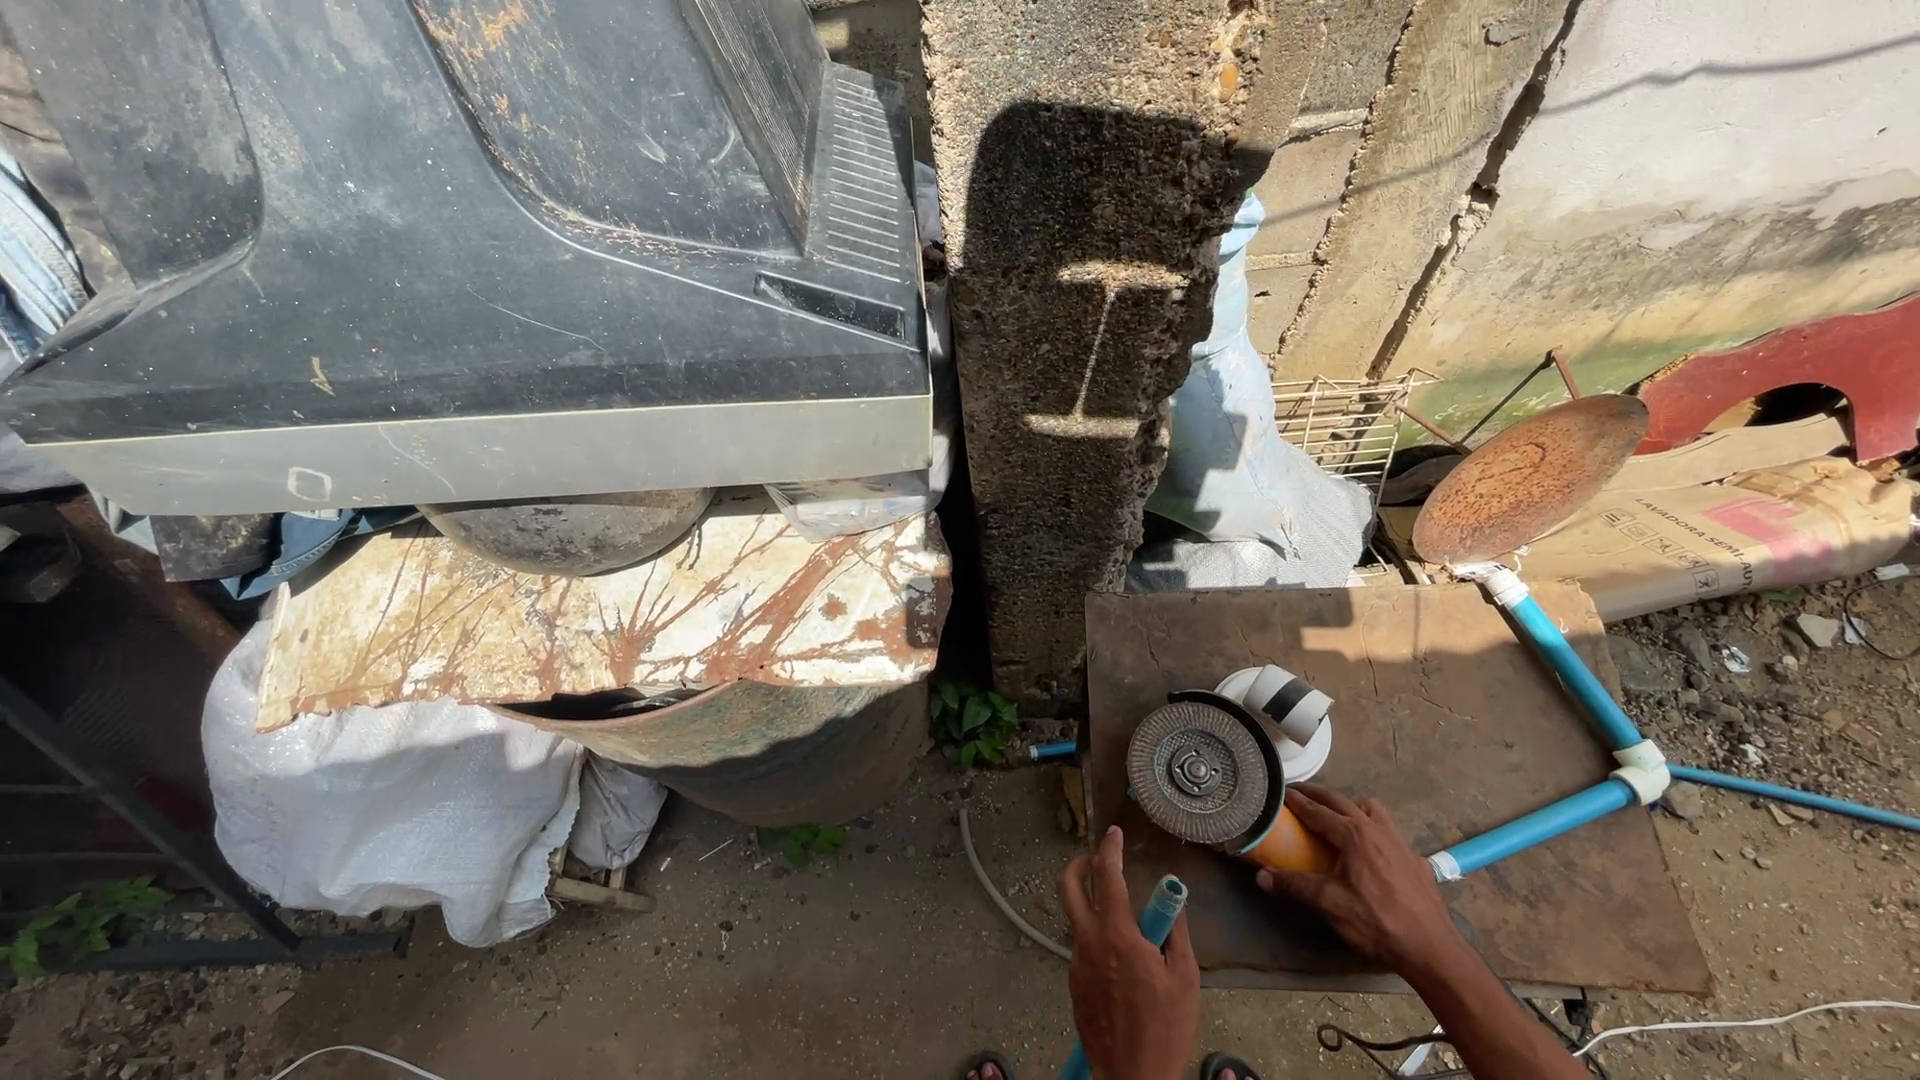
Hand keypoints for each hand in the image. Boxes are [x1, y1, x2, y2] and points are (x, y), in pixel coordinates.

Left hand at [1059, 825, 1199, 1079]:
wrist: (1131, 1076)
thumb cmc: (1164, 1028)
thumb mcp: (1185, 978)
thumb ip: (1175, 933)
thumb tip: (1171, 901)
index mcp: (1116, 936)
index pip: (1107, 877)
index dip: (1109, 849)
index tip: (1114, 833)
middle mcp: (1088, 942)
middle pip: (1068, 887)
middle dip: (1078, 864)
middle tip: (1095, 860)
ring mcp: (1076, 963)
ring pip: (1078, 920)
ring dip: (1095, 909)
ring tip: (1130, 929)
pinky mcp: (1073, 984)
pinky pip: (1084, 950)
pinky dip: (1099, 941)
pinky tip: (1124, 964)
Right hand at [1254, 783, 1461, 974]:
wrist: (1432, 949)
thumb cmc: (1377, 922)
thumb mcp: (1330, 904)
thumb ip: (1295, 885)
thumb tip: (1260, 876)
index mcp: (1355, 835)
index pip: (1318, 810)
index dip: (1297, 800)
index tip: (1280, 792)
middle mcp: (1377, 830)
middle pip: (1342, 801)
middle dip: (1318, 793)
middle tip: (1299, 791)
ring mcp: (1400, 843)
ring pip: (1372, 810)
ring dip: (1350, 806)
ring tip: (1336, 817)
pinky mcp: (1415, 859)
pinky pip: (1390, 831)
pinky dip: (1373, 829)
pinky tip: (1371, 851)